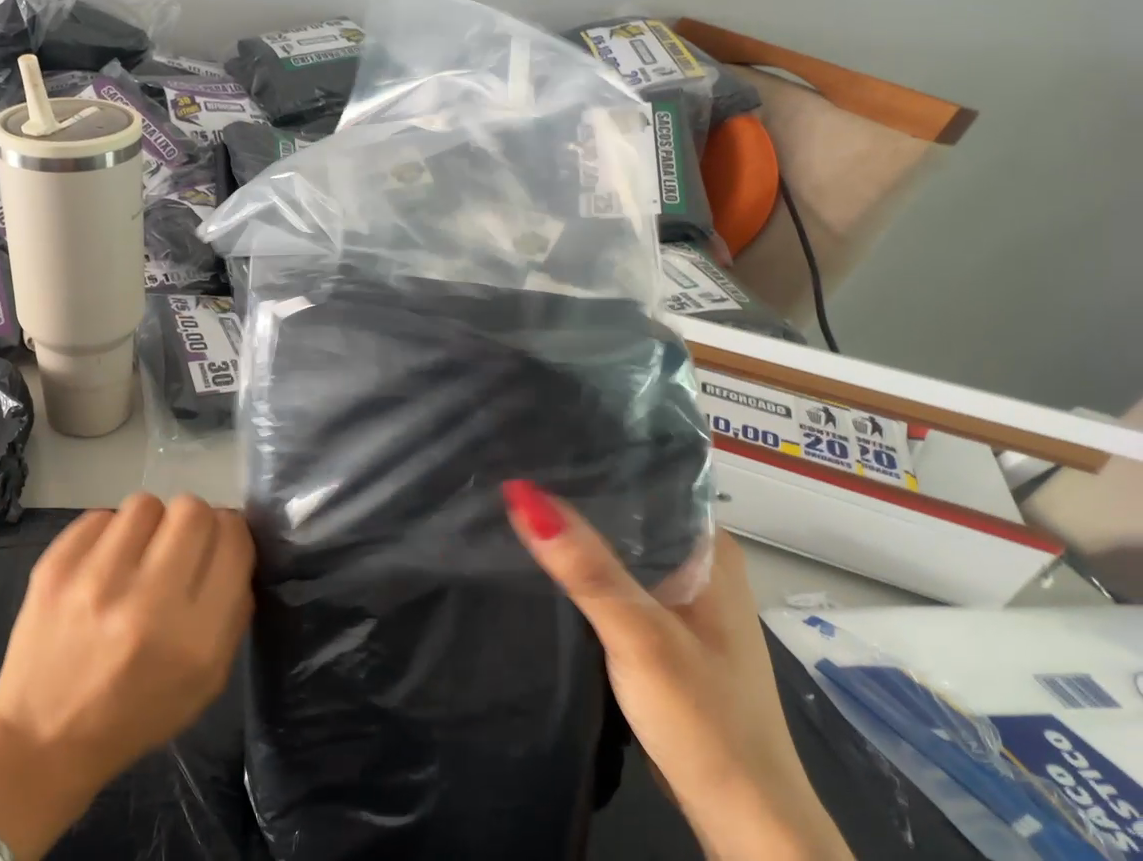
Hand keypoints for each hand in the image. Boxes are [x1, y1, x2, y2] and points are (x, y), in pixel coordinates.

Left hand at [0, 494, 254, 858]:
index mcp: (194, 638)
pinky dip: (109, 536)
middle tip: (181, 547)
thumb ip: (231, 611)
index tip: (220, 546)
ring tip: (139, 556)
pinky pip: (100, 517)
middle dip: (195, 523)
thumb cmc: (137, 713)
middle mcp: (147, 602)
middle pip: (192, 510)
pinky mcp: (53, 567)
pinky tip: (102, 567)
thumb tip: (232, 546)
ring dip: (151, 525)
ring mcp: (94, 581)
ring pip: (146, 504)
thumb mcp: (207, 682)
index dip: (231, 535)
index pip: (231, 541)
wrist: (45, 736)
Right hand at [503, 481, 851, 860]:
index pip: (646, 477)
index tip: (530, 432)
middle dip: (574, 489)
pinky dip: (582, 567)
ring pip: (620, 547)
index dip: (591, 454)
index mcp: (709, 550)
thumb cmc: (703, 719)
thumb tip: (521, 491)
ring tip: (511, 500)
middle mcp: (700, 564)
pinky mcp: (664, 628)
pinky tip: (543, 560)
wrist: (741, 813)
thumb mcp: (639, 636)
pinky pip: (616, 578)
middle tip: (505, 460)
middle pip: (628, 510)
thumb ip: (585, 567)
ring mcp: (683, 599)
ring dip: (577, 530)